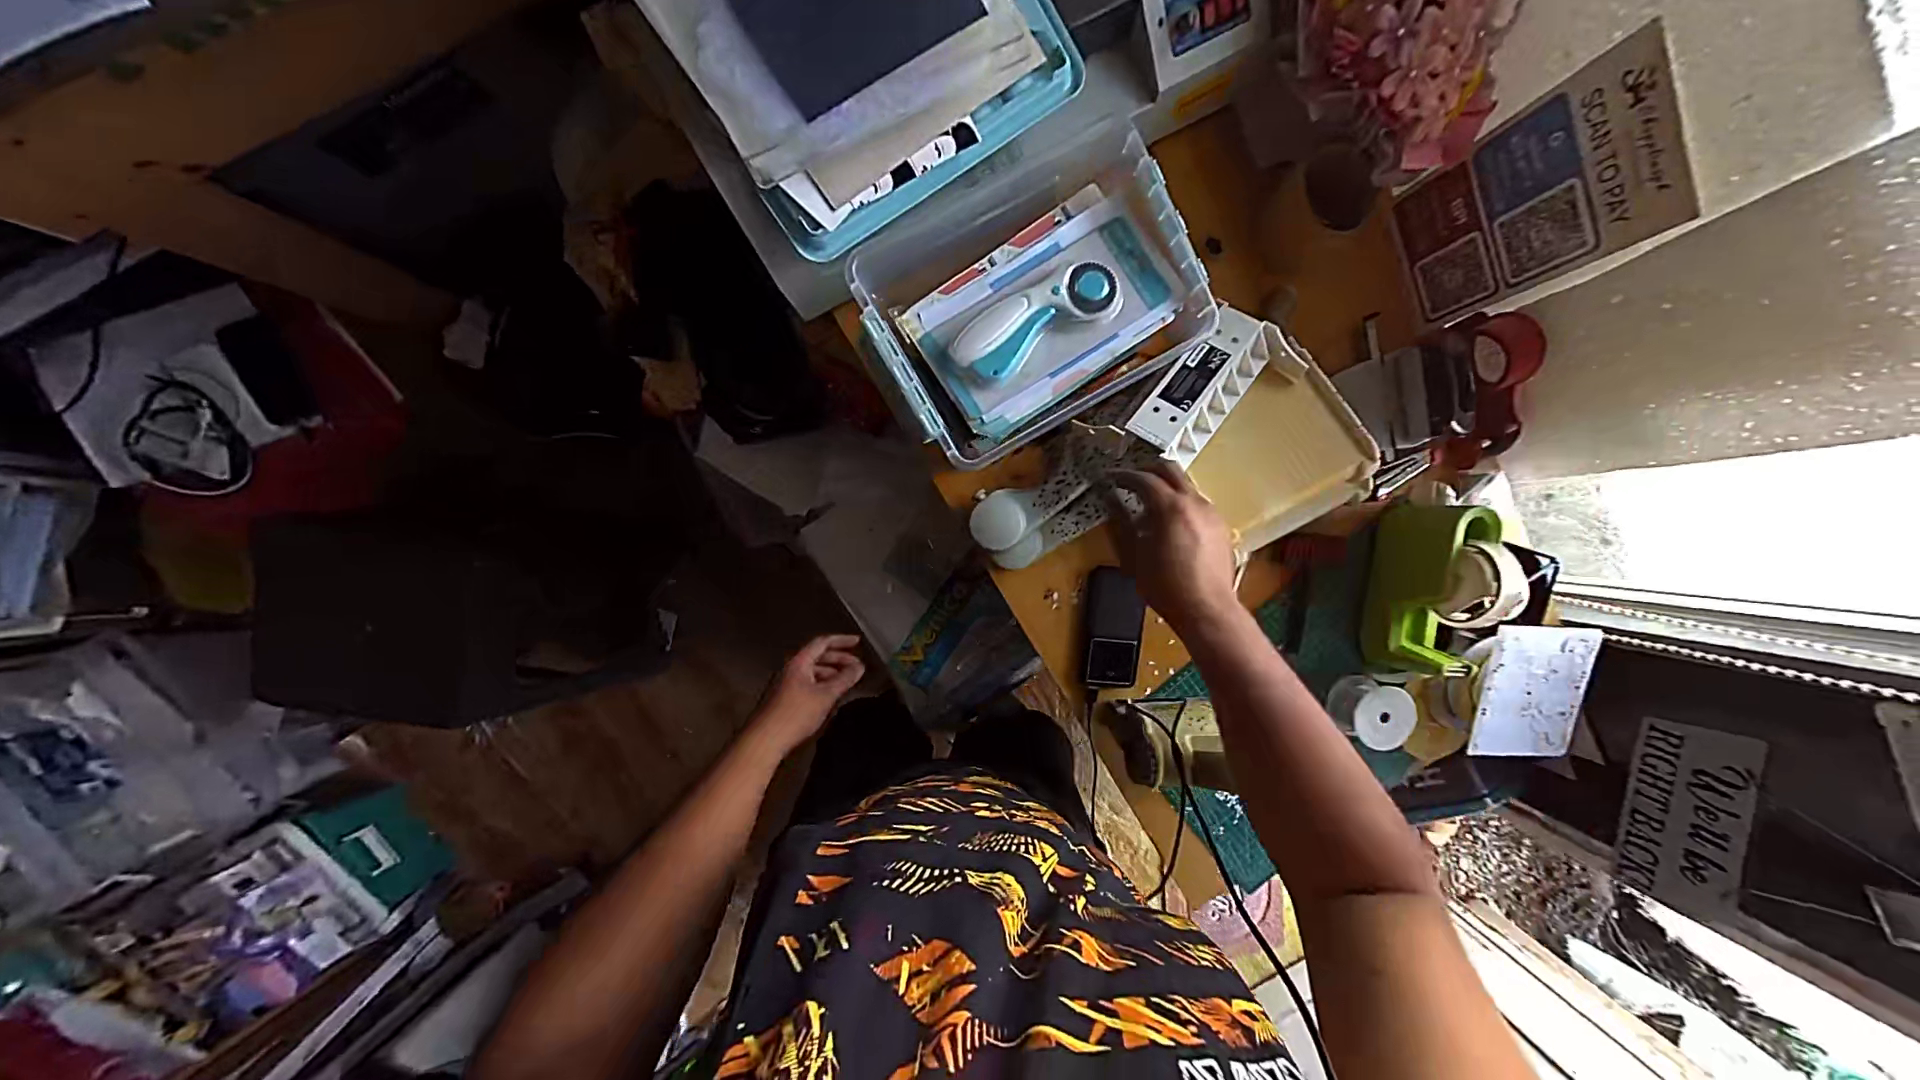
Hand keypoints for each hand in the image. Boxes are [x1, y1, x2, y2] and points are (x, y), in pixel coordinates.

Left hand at [748, 635, 865, 754]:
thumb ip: (844, 679)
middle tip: (855, 665)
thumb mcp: (826, 695)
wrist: (765, 739)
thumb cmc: (793, 715)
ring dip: (831, 673)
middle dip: (838, 659)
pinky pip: (806, 684)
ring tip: (846, 682)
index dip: (841, 640)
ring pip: (812, 672)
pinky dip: (821, 685)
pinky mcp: (783, 699)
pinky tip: (829, 696)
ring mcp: (785, 684)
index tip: (856, 641)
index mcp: (798, 663)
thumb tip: (858, 667)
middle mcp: (790, 669)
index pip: (822, 643)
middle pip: (817, 656)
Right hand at [1104, 462, 1240, 634]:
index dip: (1122, 476)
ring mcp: (1211, 513)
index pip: (1143, 478)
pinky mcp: (1220, 527)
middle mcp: (1195, 503)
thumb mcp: (1133, 556)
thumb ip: (1120, 523)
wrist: (1207, 609)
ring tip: (1147, 508)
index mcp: (1170, 508)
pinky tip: (1168, 526)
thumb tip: (1110, 501)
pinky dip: (1179, 504)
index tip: (1111, 478)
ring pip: (1185, 486)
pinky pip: (1196, 504)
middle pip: (1169, 469)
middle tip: (1129, 480)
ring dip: (1164, 488)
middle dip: (1147, 470)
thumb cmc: (1166, 587)